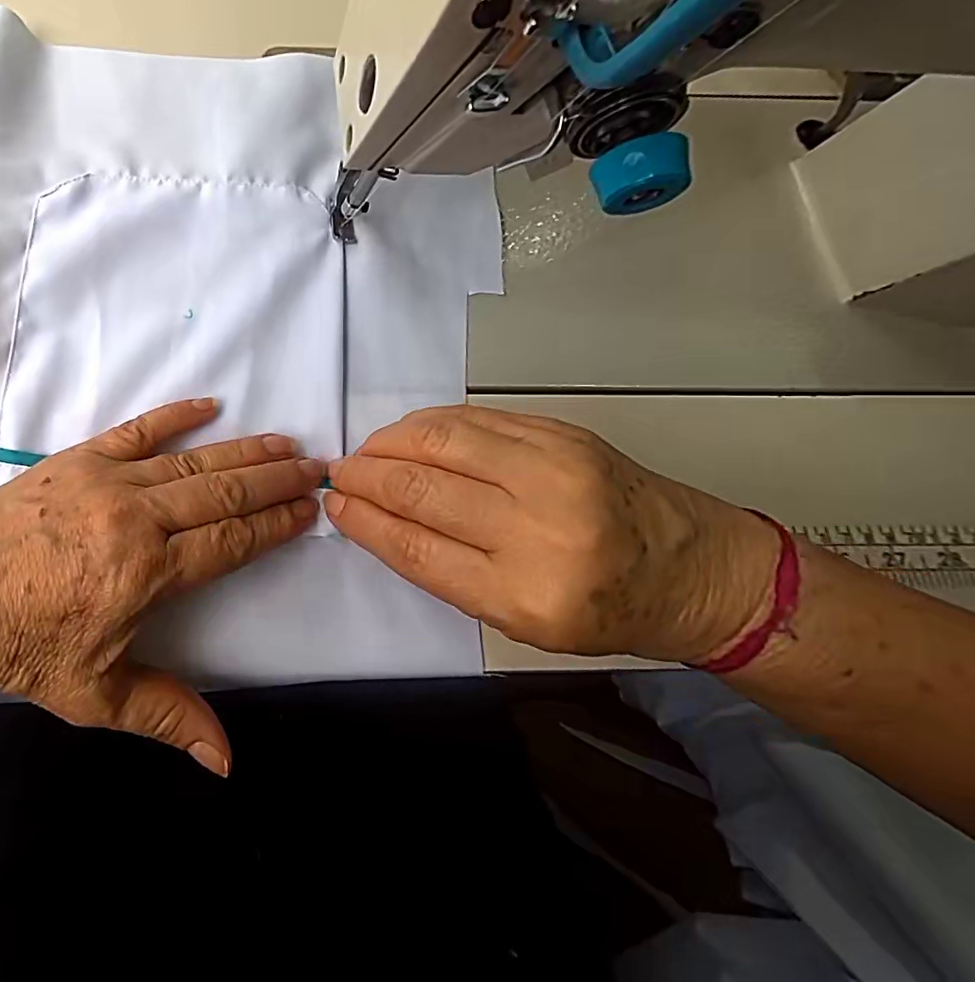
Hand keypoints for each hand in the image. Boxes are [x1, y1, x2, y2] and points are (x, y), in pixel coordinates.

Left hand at [0, 398, 324, 774]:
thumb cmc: (18, 647)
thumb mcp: (93, 696)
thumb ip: (165, 715)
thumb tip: (228, 762)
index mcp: (145, 573)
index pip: (229, 542)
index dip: (272, 526)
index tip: (308, 510)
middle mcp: (132, 518)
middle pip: (220, 493)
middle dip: (272, 481)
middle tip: (315, 468)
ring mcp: (101, 482)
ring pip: (188, 461)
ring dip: (240, 451)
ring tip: (282, 443)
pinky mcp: (71, 461)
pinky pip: (132, 431)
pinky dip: (171, 417)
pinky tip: (206, 405)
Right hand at [323, 405, 779, 662]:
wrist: (700, 573)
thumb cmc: (599, 608)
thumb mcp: (513, 616)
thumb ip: (439, 566)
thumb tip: (369, 514)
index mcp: (526, 594)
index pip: (413, 545)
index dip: (362, 519)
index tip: (334, 503)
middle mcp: (543, 530)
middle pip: (419, 489)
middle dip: (363, 476)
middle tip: (338, 473)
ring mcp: (559, 473)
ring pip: (439, 441)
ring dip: (387, 443)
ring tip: (368, 453)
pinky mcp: (567, 436)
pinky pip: (473, 419)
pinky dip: (425, 425)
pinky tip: (407, 437)